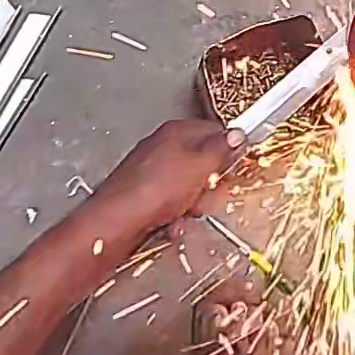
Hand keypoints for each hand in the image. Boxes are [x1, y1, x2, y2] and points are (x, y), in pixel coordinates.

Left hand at [89, 120, 242, 231]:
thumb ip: (222, 149)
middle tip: (205, 193)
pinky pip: (173, 203)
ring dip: (195, 204)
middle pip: (204, 163)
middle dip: (210, 184)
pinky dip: (176, 215)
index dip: (228, 152)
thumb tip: (238, 134)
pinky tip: (171, 222)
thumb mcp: (201, 166)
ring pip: (191, 187)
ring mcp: (154, 171)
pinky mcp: (145, 195)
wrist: (116, 222)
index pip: (216, 133)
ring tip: (185, 211)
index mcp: (178, 132)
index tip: (232, 168)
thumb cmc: (158, 189)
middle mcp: (165, 147)